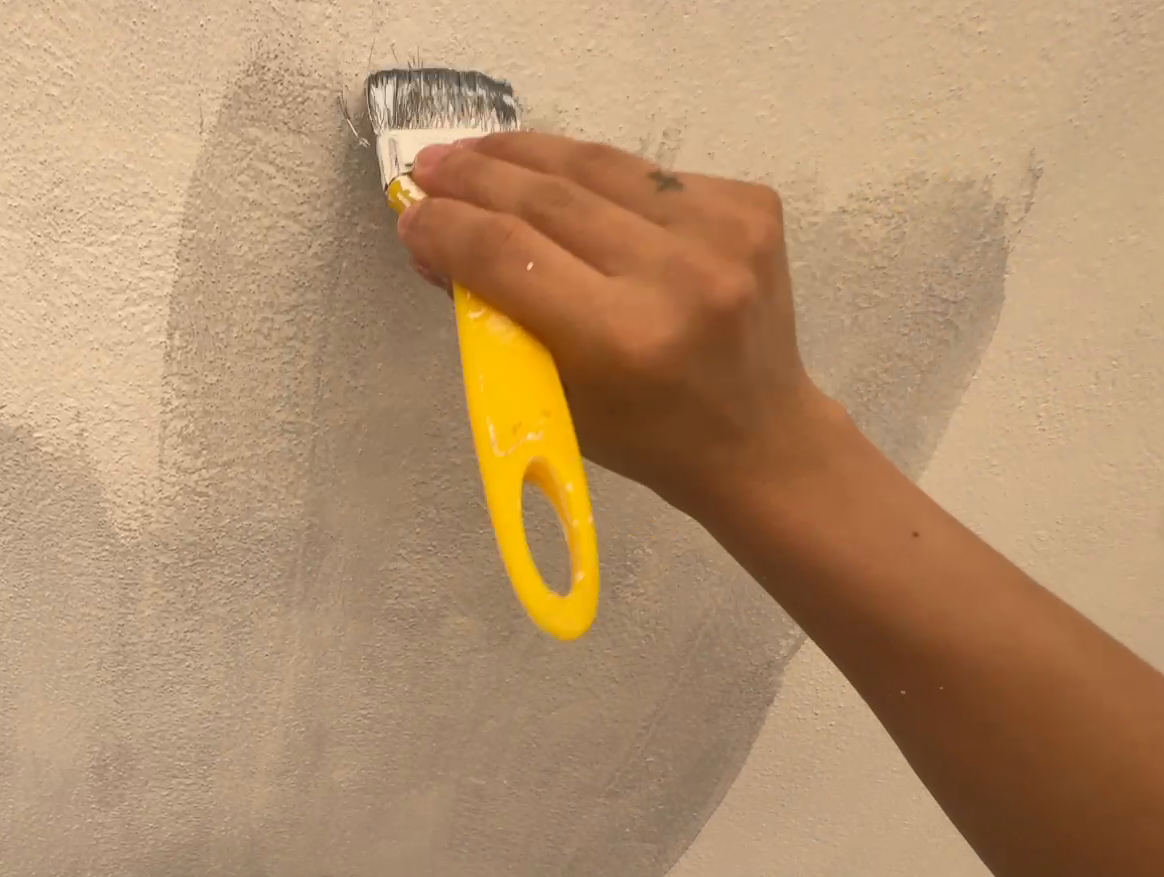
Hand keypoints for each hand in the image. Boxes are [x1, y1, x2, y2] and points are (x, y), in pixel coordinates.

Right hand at [397, 134, 841, 513]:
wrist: (753, 434)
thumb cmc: (636, 435)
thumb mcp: (548, 393)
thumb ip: (493, 317)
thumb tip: (434, 248)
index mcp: (619, 338)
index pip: (510, 255)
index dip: (450, 227)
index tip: (410, 213)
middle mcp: (677, 273)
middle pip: (549, 199)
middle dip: (475, 178)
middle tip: (427, 165)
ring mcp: (723, 229)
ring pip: (596, 166)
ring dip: (522, 155)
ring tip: (472, 153)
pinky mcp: (750, 202)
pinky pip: (640, 173)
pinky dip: (582, 171)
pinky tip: (548, 176)